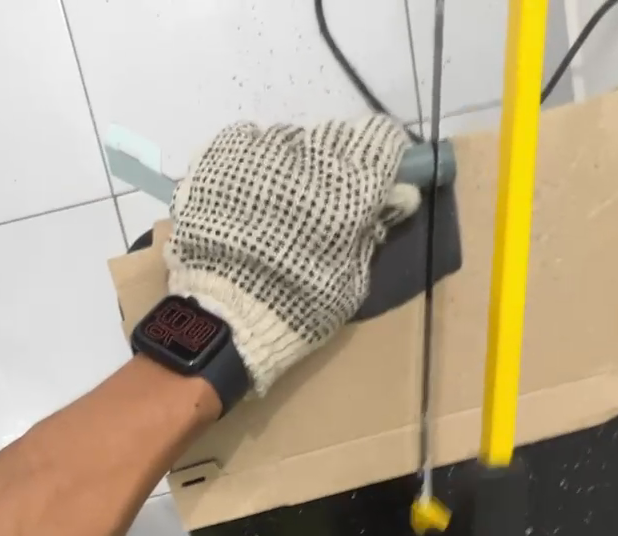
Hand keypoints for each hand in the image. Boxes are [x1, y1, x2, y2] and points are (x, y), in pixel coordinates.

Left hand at [168, 116, 420, 395]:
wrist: (223, 316)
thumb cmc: (295, 309)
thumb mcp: (350, 284)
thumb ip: (371, 234)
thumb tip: (399, 197)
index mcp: (349, 188)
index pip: (381, 139)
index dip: (381, 156)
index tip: (376, 177)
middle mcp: (308, 156)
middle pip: (334, 135)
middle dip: (335, 163)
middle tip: (322, 202)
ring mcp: (261, 151)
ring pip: (288, 140)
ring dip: (290, 165)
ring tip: (275, 205)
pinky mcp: (219, 156)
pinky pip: (245, 143)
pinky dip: (251, 162)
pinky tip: (243, 196)